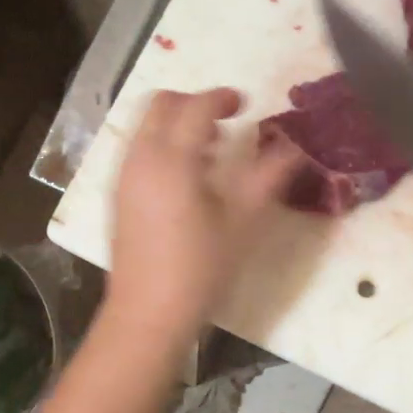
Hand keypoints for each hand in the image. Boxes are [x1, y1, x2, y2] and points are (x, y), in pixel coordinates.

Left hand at [105, 88, 299, 343]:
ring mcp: (123, 178)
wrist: (146, 314)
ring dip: (176, 125)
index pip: (197, 106)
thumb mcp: (242, 224)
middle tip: (225, 122)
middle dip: (194, 103)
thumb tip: (294, 147)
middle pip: (161, 104)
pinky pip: (137, 152)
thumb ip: (268, 177)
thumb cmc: (198, 271)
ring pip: (145, 127)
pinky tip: (186, 181)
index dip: (224, 98)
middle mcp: (140, 158)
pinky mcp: (117, 199)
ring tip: (209, 153)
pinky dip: (161, 148)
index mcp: (172, 158)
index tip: (247, 106)